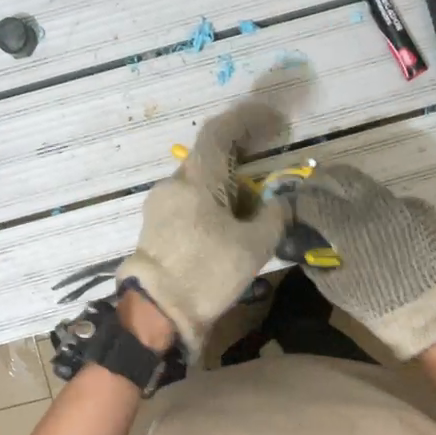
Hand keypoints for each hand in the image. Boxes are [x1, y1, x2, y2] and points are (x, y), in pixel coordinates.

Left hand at [116, 104, 285, 351]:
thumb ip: (273, 217)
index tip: (274, 123)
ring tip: (252, 212)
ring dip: (226, 189)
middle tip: (268, 176)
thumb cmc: (205, 275)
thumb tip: (280, 203)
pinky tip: (228, 229)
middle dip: (240, 162)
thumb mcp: (253, 247)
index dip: (248, 120)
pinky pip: (187, 205)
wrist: (157, 314)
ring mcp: (159, 207)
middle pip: (209, 159)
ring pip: (198, 185)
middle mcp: (172, 185)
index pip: (220, 132)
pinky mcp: (154, 230)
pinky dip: (211, 206)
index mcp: (195, 180)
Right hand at [292, 165, 435, 358]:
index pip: (310, 199)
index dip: (295, 203)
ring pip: (367, 186)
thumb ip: (315, 264)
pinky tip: (380, 230)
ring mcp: (402, 204)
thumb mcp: (339, 291)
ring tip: (344, 211)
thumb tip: (303, 248)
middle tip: (312, 195)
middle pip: (340, 176)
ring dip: (350, 194)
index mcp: (347, 224)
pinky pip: (394, 203)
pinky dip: (379, 211)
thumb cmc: (382, 307)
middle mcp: (374, 204)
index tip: (289, 211)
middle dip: (321, 182)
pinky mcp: (424, 211)